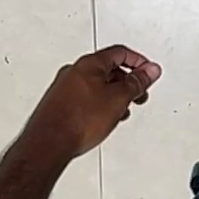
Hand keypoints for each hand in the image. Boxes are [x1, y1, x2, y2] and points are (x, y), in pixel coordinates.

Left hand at [22, 46, 161, 161]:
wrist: (48, 145)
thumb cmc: (76, 120)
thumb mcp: (118, 99)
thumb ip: (136, 83)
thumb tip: (150, 70)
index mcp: (88, 63)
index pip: (120, 53)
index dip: (139, 62)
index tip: (148, 72)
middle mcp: (74, 72)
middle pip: (108, 68)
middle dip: (127, 80)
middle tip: (139, 92)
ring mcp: (64, 88)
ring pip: (96, 84)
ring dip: (114, 94)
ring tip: (122, 109)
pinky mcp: (59, 104)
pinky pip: (85, 97)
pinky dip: (99, 103)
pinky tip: (103, 119)